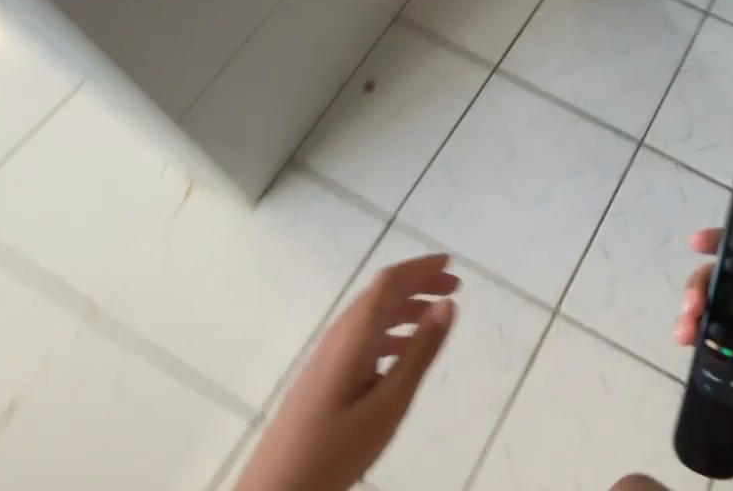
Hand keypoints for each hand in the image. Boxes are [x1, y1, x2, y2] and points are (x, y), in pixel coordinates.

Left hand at [235, 253, 458, 490]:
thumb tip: (448, 304)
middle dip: (418, 283)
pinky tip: (404, 353)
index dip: (421, 267)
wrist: (278, 489)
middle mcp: (340, 335)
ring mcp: (328, 355)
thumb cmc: (338, 446)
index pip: (389, 282)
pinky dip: (390, 330)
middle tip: (454, 287)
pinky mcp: (325, 374)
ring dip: (406, 306)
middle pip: (381, 293)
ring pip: (372, 314)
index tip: (451, 263)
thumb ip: (420, 351)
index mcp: (355, 334)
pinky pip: (363, 335)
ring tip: (436, 317)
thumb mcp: (390, 402)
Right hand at [675, 224, 732, 490]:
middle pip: (728, 282)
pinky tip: (683, 341)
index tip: (701, 241)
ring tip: (684, 328)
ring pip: (713, 309)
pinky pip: (706, 341)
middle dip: (703, 281)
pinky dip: (691, 334)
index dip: (731, 242)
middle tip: (691, 298)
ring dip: (692, 308)